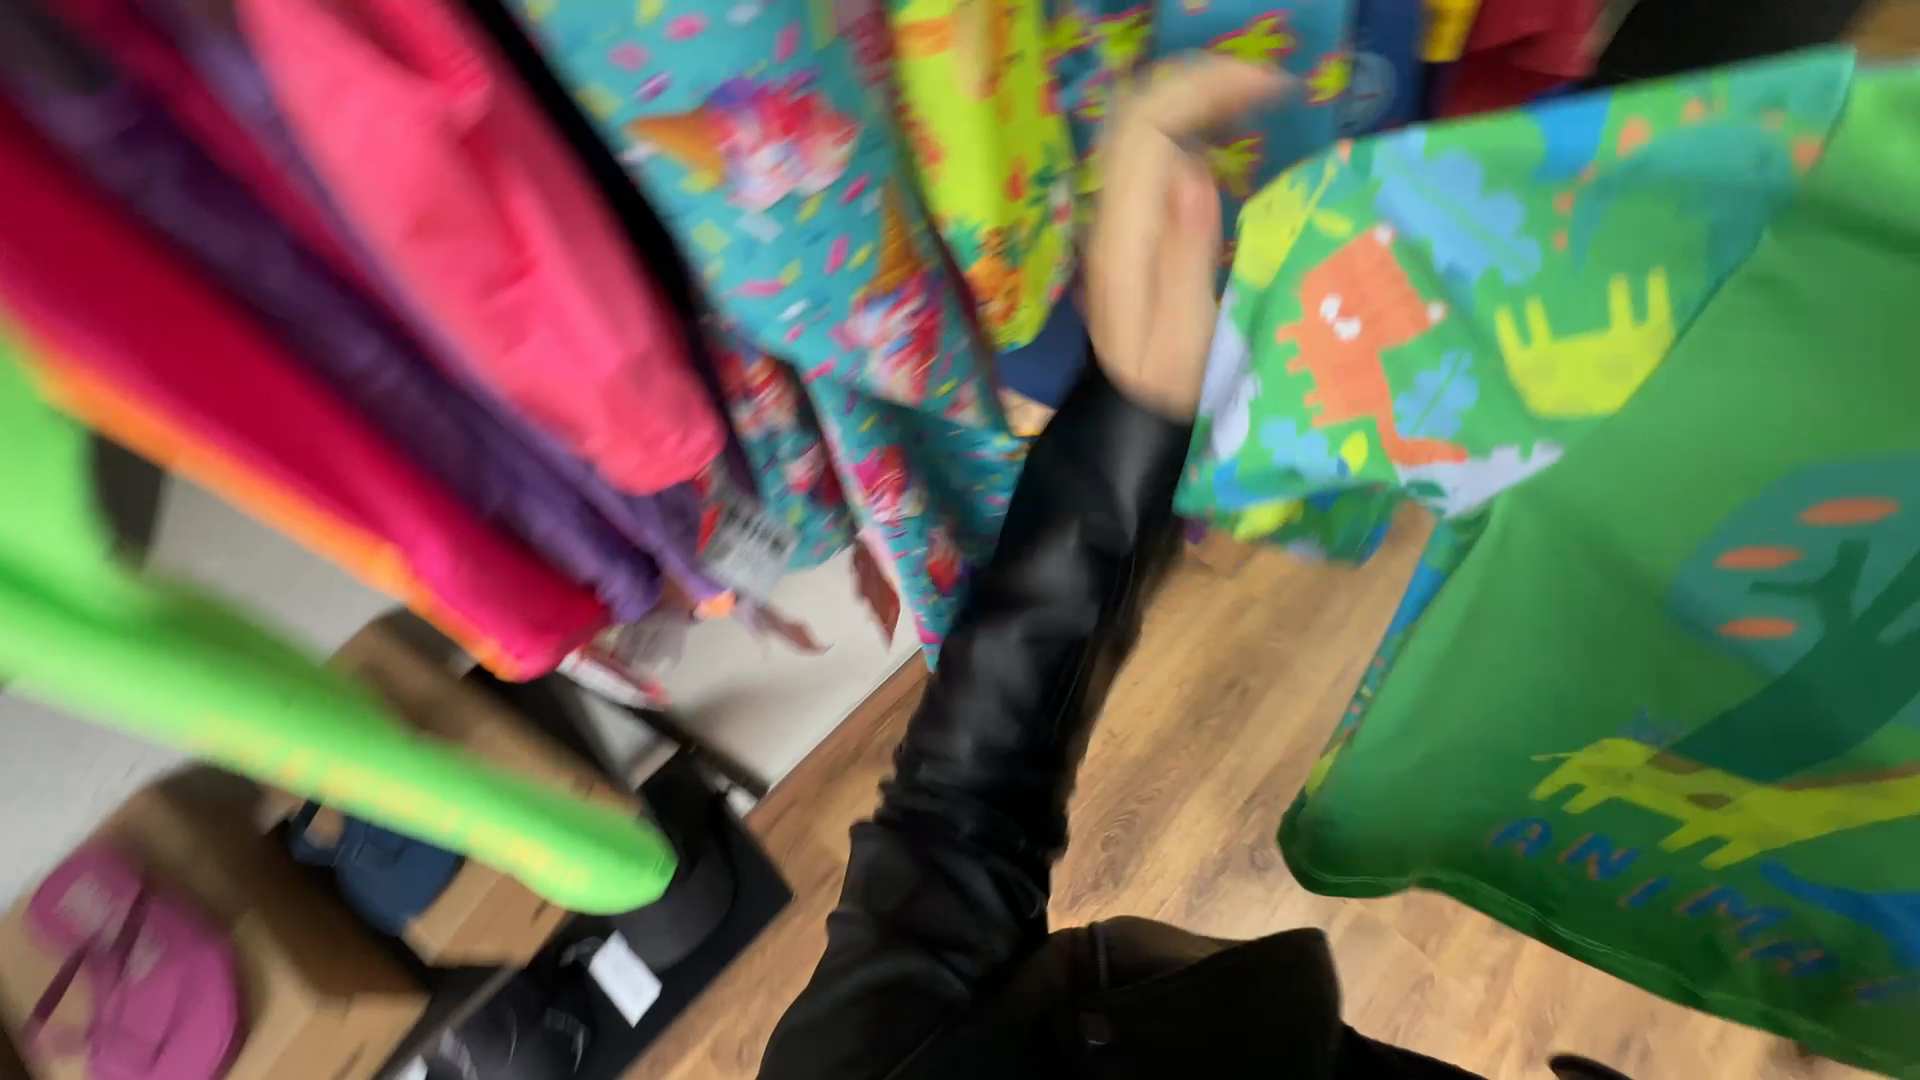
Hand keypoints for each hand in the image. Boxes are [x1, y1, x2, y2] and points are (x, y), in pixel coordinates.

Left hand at [1084, 55, 1287, 419]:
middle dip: (1204, 83)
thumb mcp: (1181, 338)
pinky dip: (1190, 131)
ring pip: (1141, 131)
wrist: (1128, 420)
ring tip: (1259, 103)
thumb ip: (1182, 256)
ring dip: (1197, 102)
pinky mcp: (1128, 233)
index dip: (1206, 88)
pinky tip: (1228, 138)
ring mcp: (1115, 225)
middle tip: (1272, 89)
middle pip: (1138, 115)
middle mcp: (1109, 222)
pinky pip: (1150, 158)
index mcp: (1122, 240)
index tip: (1275, 90)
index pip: (1145, 127)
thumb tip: (1189, 169)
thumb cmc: (1164, 392)